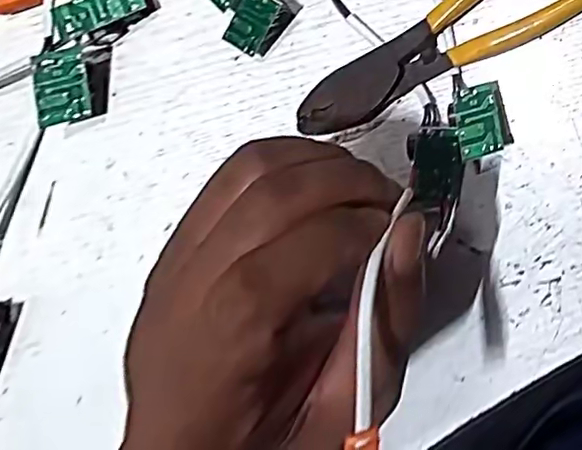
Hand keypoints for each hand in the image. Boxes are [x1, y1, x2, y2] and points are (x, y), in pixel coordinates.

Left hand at [123, 138, 423, 449]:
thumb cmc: (264, 449)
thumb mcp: (346, 410)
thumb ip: (387, 320)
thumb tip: (408, 234)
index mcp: (220, 351)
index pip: (294, 251)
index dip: (360, 228)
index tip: (396, 232)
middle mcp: (182, 300)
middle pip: (271, 196)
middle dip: (350, 183)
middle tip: (387, 203)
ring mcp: (174, 269)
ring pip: (250, 168)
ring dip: (321, 162)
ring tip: (357, 189)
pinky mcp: (180, 248)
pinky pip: (234, 174)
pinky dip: (289, 160)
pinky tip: (319, 182)